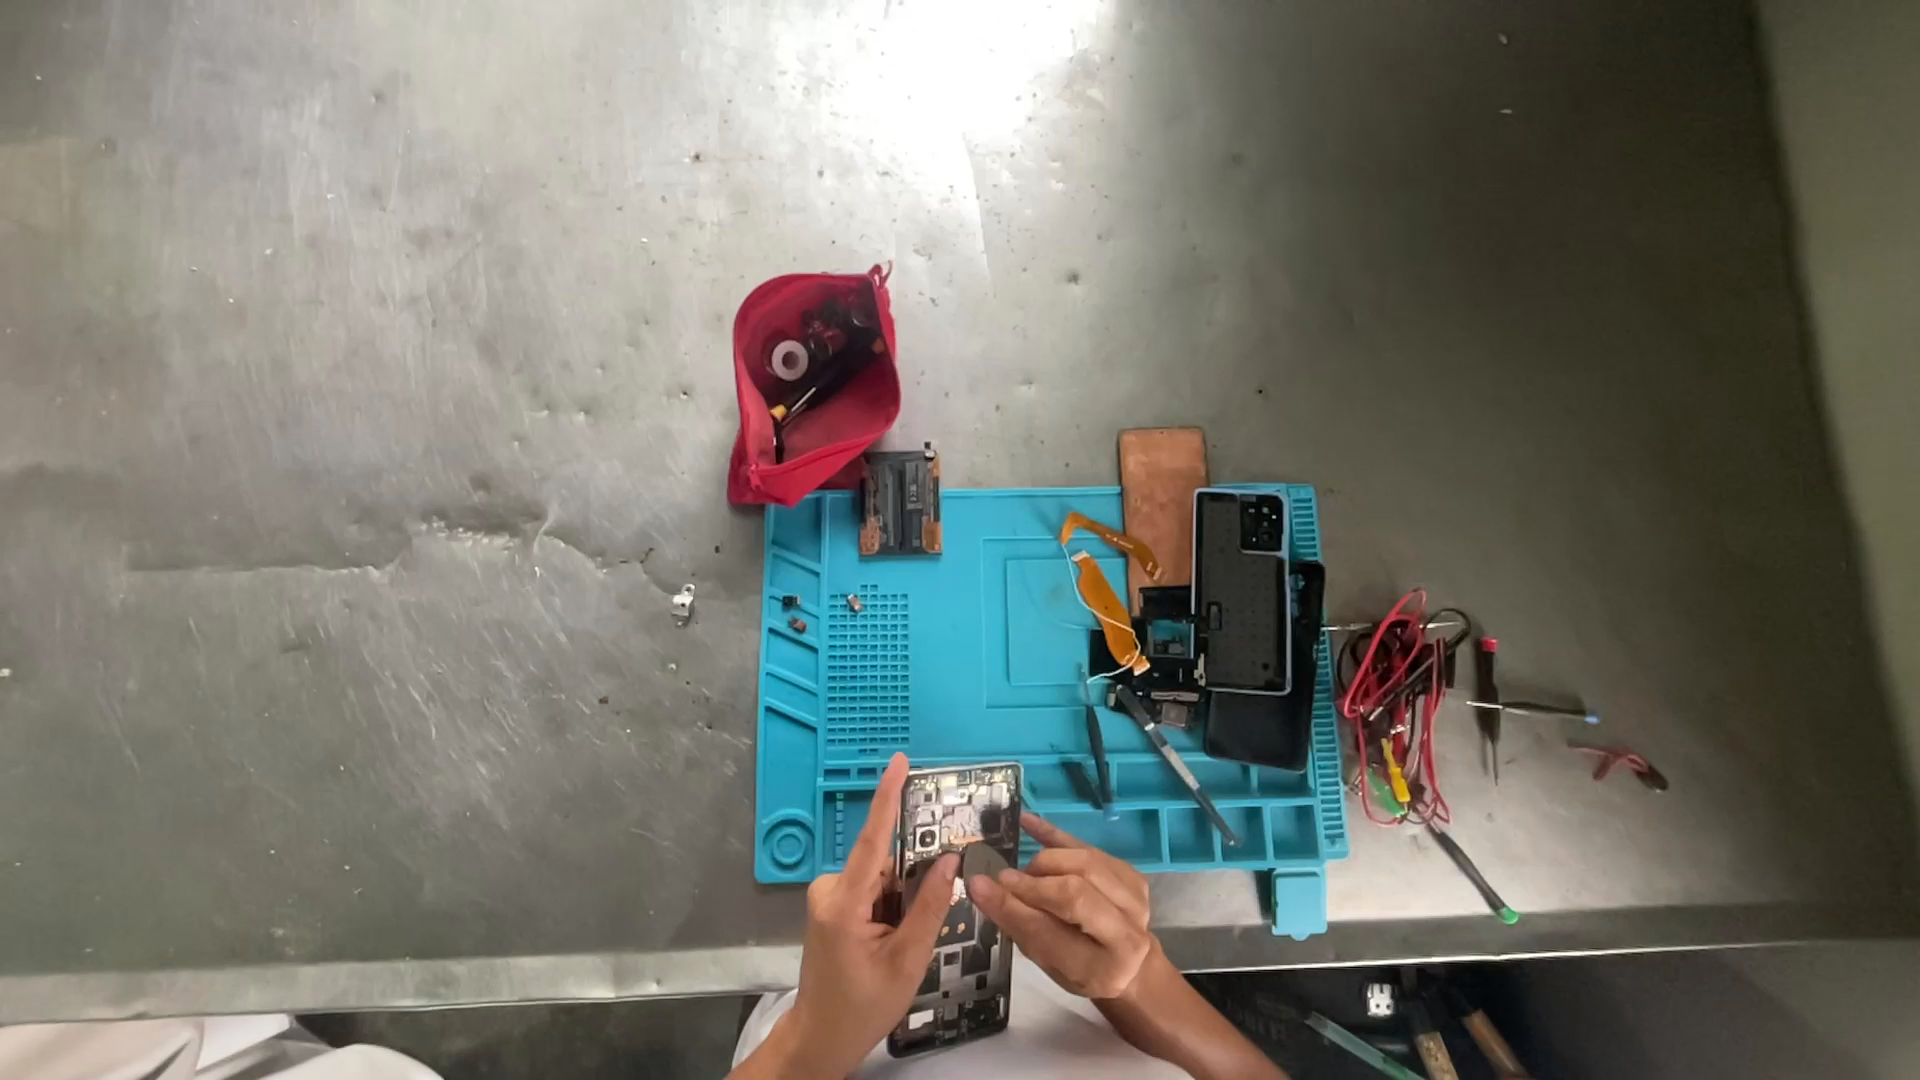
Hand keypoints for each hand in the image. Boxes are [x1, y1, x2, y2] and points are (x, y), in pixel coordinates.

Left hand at [738, 753, 957, 1079]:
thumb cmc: (862, 1006)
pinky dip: (888, 903)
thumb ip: (930, 907)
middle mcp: (830, 888)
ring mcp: (828, 894)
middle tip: (914, 925)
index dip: (887, 796)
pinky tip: (888, 938)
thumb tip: (950, 860)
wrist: (821, 1038)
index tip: (899, 761)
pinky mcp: (832, 902)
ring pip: (881, 876)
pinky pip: (872, 886)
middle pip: (884, 862)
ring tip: (897, 944)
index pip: (873, 839)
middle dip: (910, 883)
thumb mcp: (907, 961)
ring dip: (899, 899)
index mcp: (845, 902)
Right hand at [968, 811, 1155, 999]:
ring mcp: (1135, 899)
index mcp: (1103, 971)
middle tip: (1004, 879)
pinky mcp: (1130, 873)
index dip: (1014, 907)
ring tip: (1024, 871)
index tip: (981, 886)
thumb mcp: (1046, 961)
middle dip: (1032, 882)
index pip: (1050, 933)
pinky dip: (1055, 835)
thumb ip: (1016, 923)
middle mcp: (1129, 934)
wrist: (1129, 962)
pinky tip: (1027, 821)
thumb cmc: (1080, 969)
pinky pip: (1087, 846)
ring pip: (1084, 863)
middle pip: (1075, 893)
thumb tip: (978, 885)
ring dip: (1046, 861)